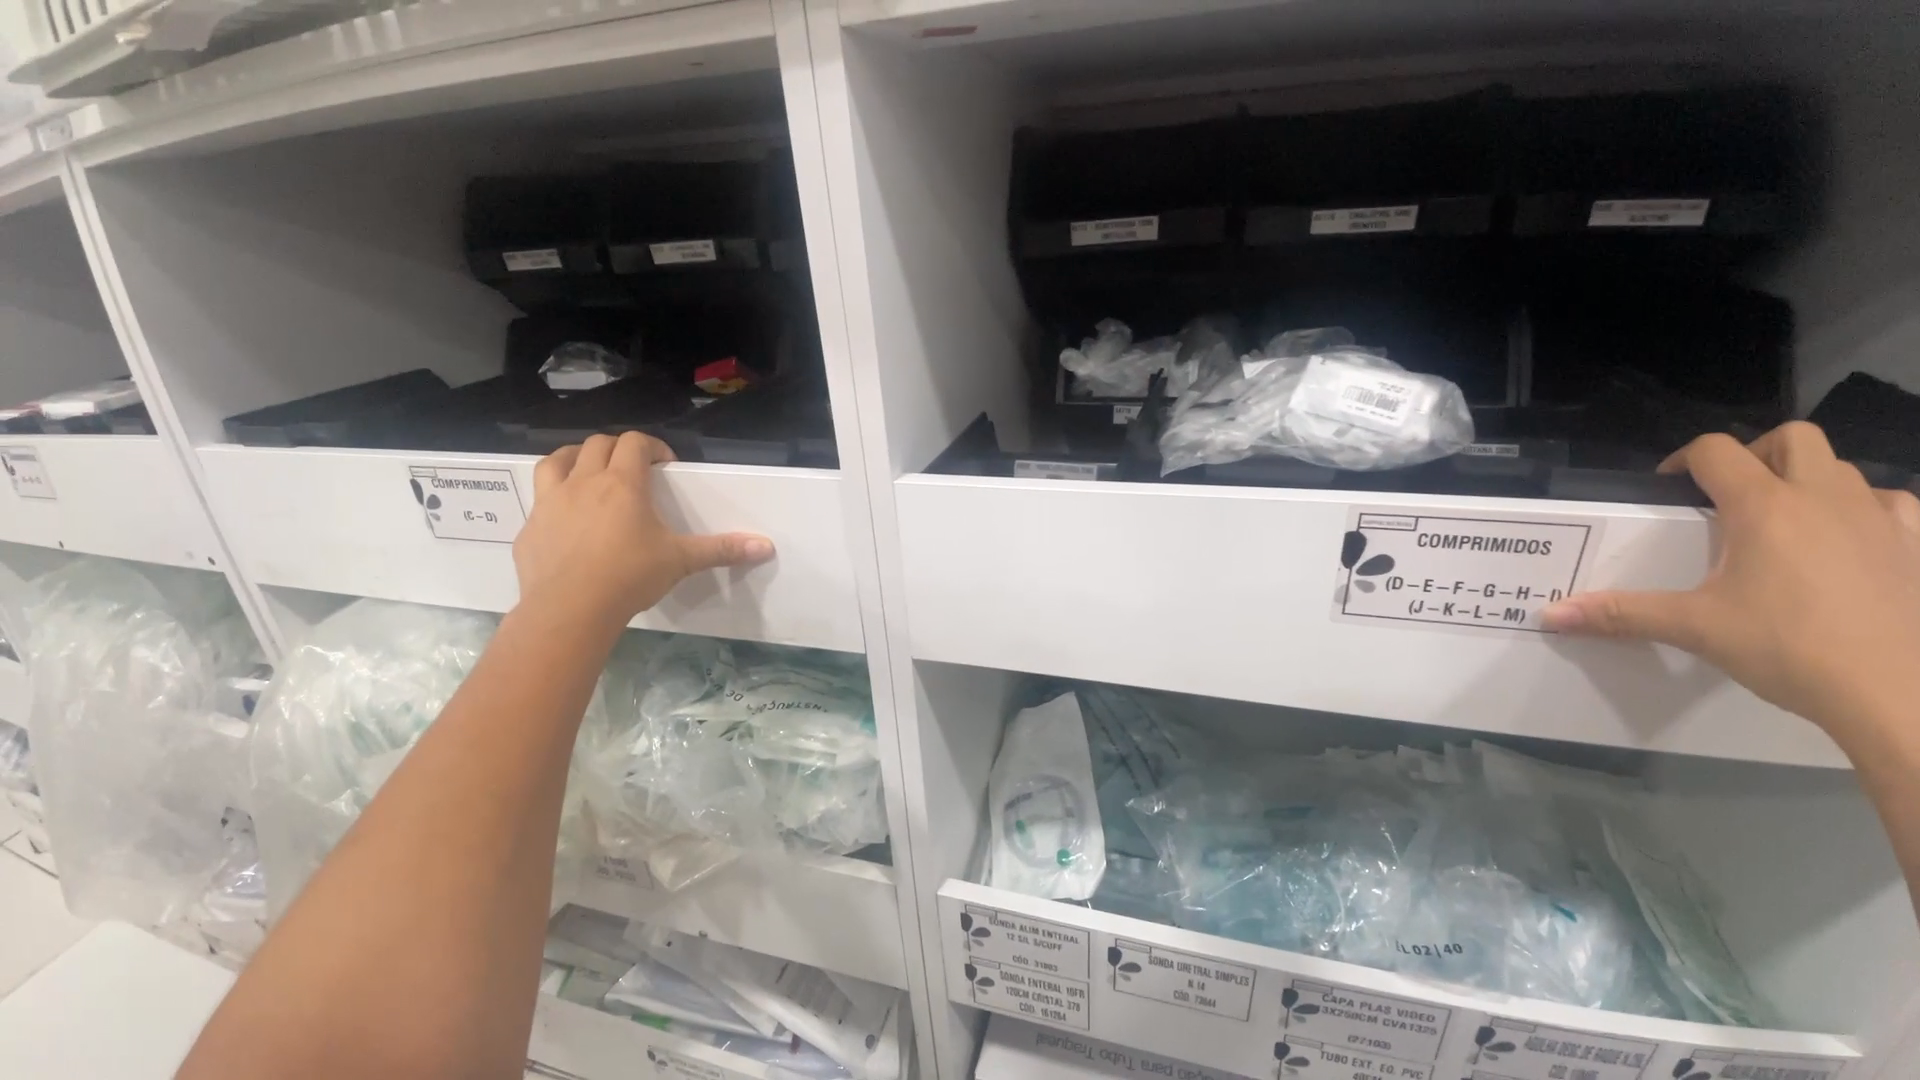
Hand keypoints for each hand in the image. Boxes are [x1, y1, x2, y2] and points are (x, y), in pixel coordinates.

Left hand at [513, 432, 773, 631]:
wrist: (569, 610)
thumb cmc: (629, 577)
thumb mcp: (680, 561)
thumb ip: (721, 550)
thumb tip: (765, 547)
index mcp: (622, 483)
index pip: (634, 443)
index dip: (652, 445)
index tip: (664, 464)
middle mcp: (583, 483)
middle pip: (596, 445)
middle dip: (616, 449)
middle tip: (631, 469)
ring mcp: (550, 503)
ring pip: (555, 461)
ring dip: (573, 459)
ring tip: (587, 475)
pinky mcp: (530, 528)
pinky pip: (538, 502)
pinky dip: (553, 502)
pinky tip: (565, 524)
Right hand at [1543, 422, 1919, 740]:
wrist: (1895, 693)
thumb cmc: (1787, 648)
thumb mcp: (1693, 628)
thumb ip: (1620, 613)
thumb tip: (1551, 614)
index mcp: (1763, 507)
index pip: (1716, 451)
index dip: (1683, 461)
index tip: (1667, 489)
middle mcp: (1823, 497)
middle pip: (1791, 438)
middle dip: (1754, 454)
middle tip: (1727, 494)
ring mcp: (1879, 517)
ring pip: (1842, 467)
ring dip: (1807, 479)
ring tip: (1780, 521)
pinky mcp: (1914, 544)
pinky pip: (1890, 503)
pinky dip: (1861, 509)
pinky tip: (1844, 541)